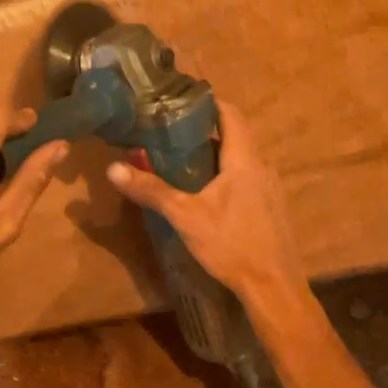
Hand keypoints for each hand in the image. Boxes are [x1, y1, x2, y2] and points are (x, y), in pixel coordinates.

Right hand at [104, 102, 307, 302]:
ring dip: (210, 156)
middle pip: (233, 136)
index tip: (179, 99)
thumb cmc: (232, 244)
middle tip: (166, 132)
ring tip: (176, 160)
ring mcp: (269, 190)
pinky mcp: (269, 209)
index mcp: (244, 161)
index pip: (230, 114)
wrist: (274, 288)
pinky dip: (221, 175)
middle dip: (200, 131)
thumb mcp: (185, 216)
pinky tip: (200, 193)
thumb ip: (151, 190)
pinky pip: (243, 179)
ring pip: (237, 160)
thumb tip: (112, 168)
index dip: (208, 102)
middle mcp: (261, 168)